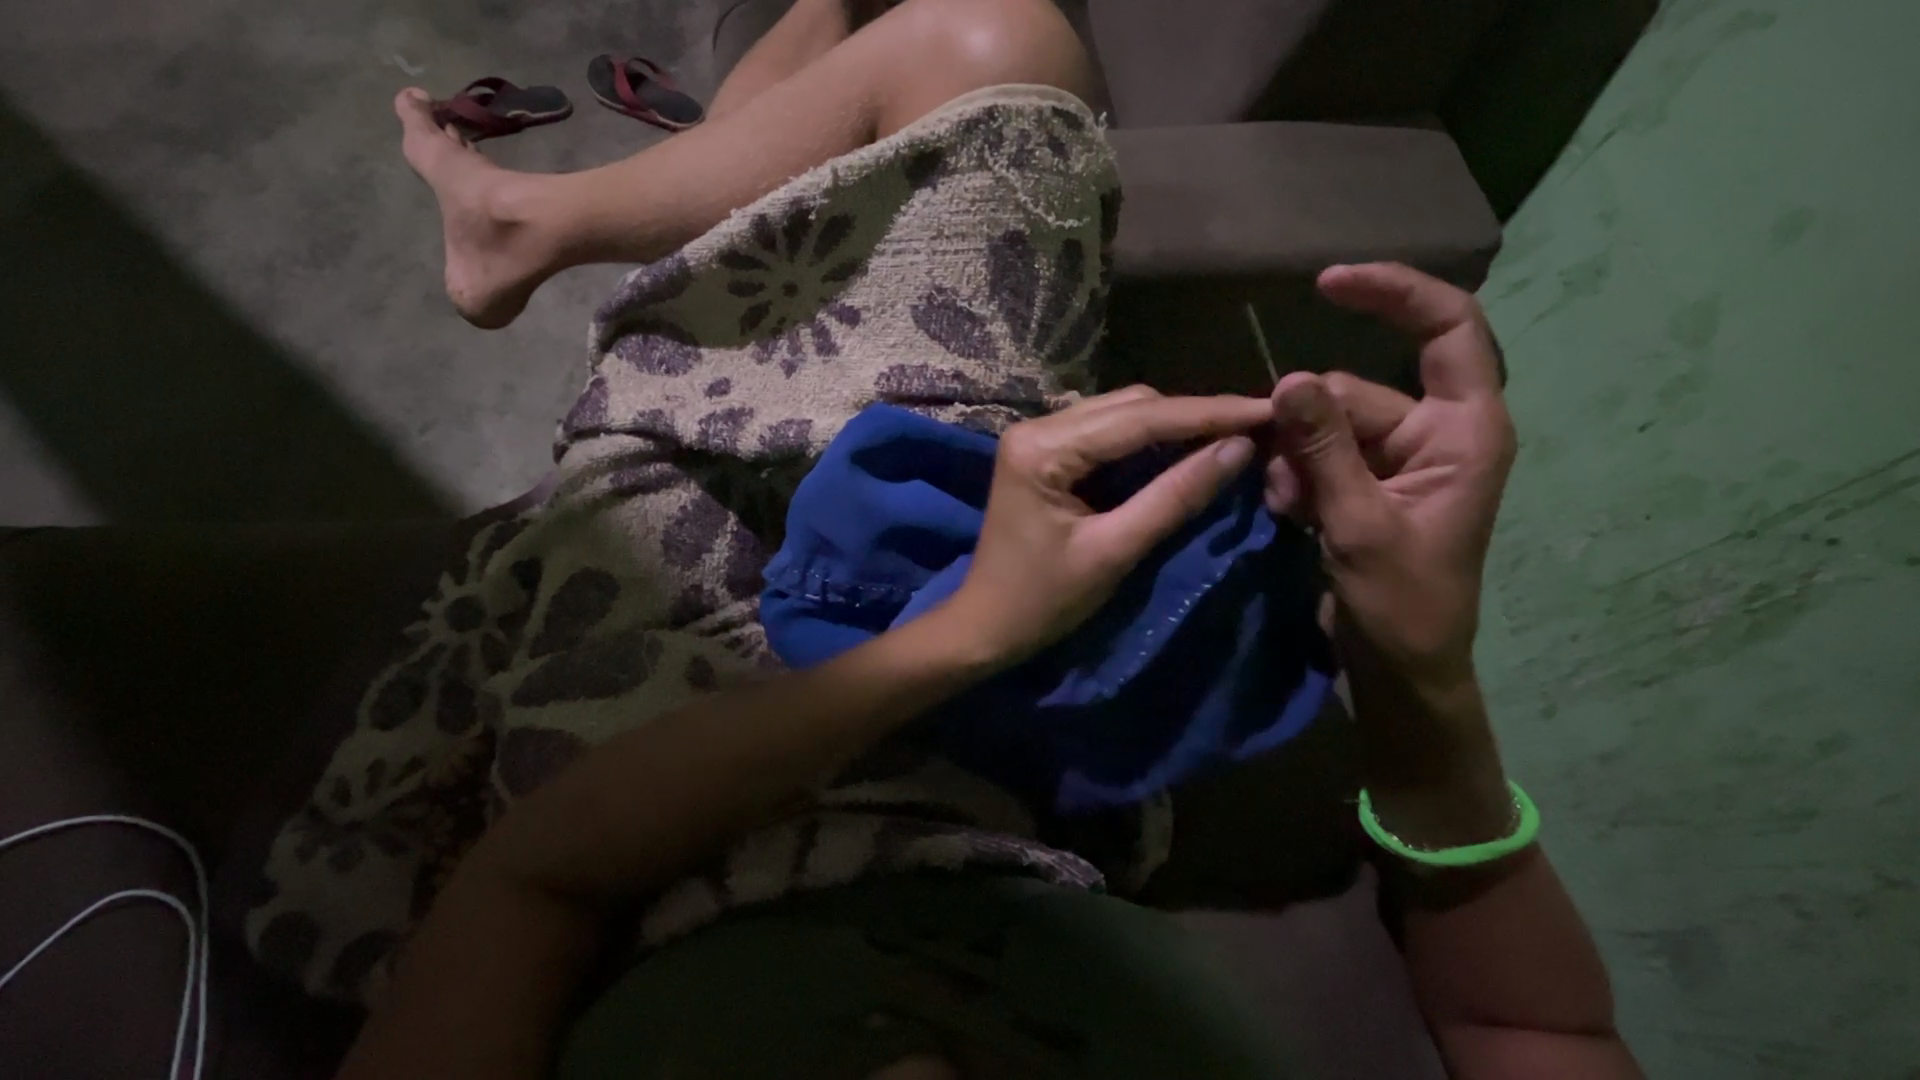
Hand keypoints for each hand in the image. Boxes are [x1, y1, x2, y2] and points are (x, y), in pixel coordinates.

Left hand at [942, 387, 1272, 664]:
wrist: (986, 628)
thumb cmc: (1042, 601)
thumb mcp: (1114, 551)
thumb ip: (1174, 497)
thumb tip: (1239, 449)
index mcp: (1043, 448)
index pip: (1139, 418)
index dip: (1207, 413)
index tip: (1267, 410)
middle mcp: (1037, 427)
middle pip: (1130, 405)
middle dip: (1194, 414)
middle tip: (1257, 425)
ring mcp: (1038, 437)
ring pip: (1121, 414)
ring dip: (1174, 423)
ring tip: (1232, 433)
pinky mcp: (1045, 454)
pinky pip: (1107, 433)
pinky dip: (1148, 440)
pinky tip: (1186, 448)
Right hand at [1265, 263, 1516, 695]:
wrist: (1400, 669)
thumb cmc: (1405, 605)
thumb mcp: (1360, 525)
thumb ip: (1325, 451)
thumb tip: (1289, 380)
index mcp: (1465, 432)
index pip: (1449, 329)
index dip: (1395, 294)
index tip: (1328, 284)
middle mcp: (1433, 434)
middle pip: (1356, 390)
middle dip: (1309, 426)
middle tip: (1282, 478)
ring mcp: (1394, 461)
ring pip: (1324, 425)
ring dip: (1295, 460)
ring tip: (1288, 510)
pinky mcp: (1363, 486)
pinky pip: (1315, 456)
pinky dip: (1294, 478)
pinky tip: (1288, 515)